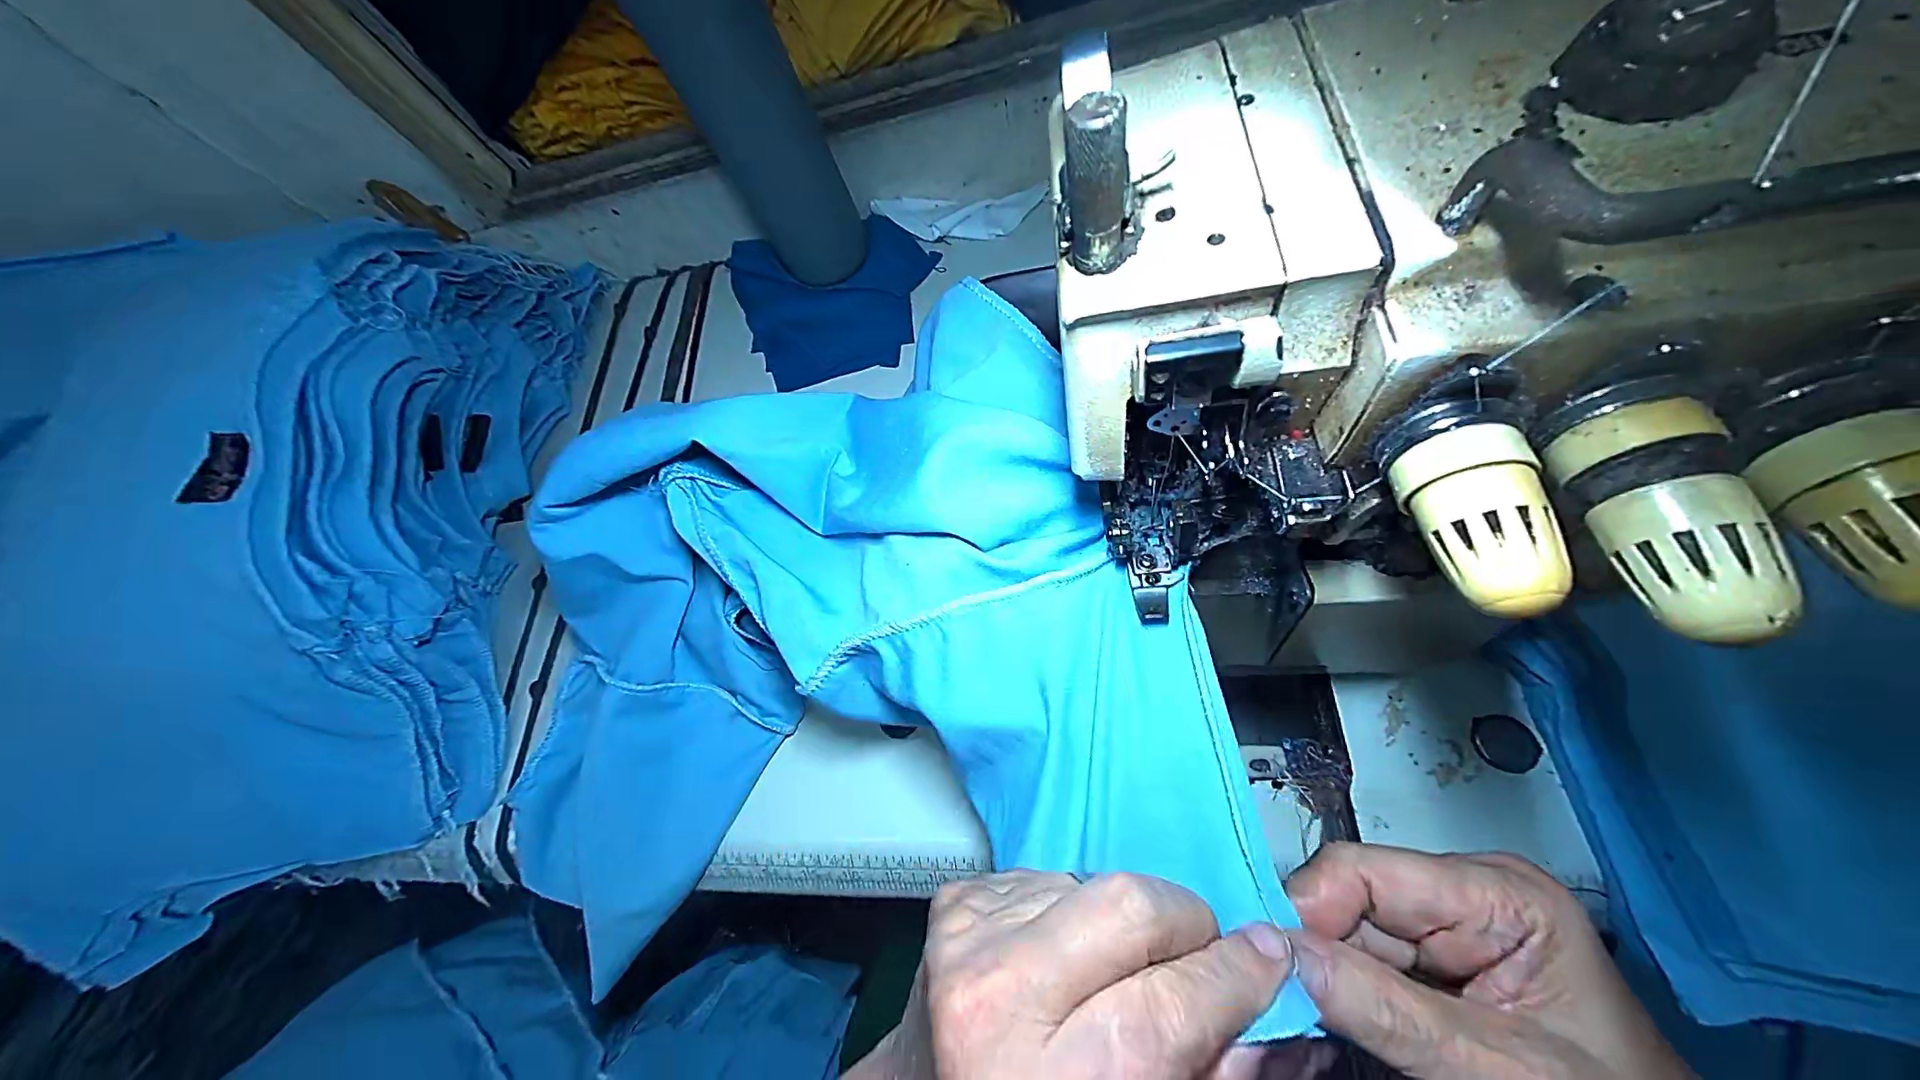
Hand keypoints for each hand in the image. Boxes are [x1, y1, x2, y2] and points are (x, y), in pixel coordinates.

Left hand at [844, 870, 1303, 1079]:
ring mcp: (968, 935)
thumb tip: (1273, 1004)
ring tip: (1112, 964)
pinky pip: (1045, 875)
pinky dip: (1069, 905)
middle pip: (1129, 904)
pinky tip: (1060, 947)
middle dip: (1184, 920)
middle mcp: (998, 992)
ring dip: (1120, 916)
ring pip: (1089, 880)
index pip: (1171, 1001)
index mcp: (1052, 1077)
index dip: (1236, 973)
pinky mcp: (954, 902)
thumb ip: (1208, 1069)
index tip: (1268, 953)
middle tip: (1198, 950)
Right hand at [1282, 843, 1693, 1079]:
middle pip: (1345, 904)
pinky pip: (1358, 970)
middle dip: (1311, 953)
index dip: (1304, 911)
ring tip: (1298, 1021)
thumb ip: (1391, 1010)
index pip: (1360, 871)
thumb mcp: (1501, 1066)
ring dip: (1318, 981)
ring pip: (1341, 939)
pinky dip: (1337, 1000)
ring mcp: (1443, 934)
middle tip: (1276, 1005)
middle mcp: (1459, 898)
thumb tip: (1283, 956)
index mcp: (1496, 893)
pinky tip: (1326, 1024)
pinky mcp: (1429, 970)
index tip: (1266, 963)